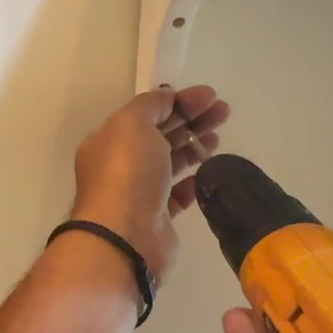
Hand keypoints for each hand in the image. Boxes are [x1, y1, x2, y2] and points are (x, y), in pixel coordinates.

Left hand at [69, 85, 228, 286]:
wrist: (125, 237)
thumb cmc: (127, 174)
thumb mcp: (132, 124)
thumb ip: (150, 105)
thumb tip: (167, 98)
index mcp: (109, 140)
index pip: (146, 112)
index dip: (178, 101)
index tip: (210, 96)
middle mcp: (120, 165)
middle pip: (160, 135)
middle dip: (191, 120)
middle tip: (223, 112)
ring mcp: (138, 192)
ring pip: (170, 162)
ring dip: (194, 147)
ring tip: (218, 137)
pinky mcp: (156, 218)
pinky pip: (177, 193)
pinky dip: (193, 180)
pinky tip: (210, 171)